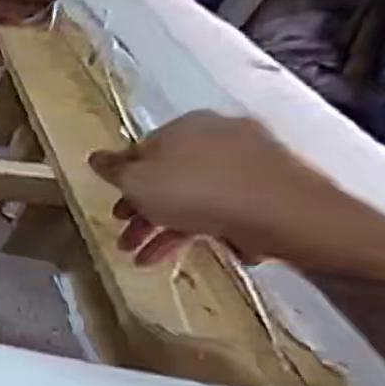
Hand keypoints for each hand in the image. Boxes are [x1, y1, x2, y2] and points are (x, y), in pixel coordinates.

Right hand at [87, 110, 384, 272]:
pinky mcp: (271, 187)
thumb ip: (112, 169)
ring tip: (144, 259)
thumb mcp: (136, 182)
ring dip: (164, 227)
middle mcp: (218, 135)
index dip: (123, 182)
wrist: (289, 215)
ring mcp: (250, 161)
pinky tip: (186, 253)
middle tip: (127, 237)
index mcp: (185, 126)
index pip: (140, 151)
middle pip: (166, 176)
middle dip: (143, 211)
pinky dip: (198, 229)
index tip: (115, 208)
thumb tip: (95, 157)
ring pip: (192, 195)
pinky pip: (222, 206)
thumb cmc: (197, 192)